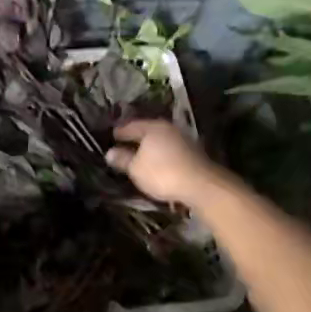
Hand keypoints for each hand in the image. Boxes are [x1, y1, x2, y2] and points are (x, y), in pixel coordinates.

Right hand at [105, 120, 225, 206]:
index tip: (111, 136)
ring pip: (161, 139)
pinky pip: (170, 148)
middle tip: (124, 143)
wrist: (201, 185)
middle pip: (148, 130)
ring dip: (150, 146)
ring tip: (140, 154)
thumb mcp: (135, 169)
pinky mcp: (193, 151)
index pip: (130, 126)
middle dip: (136, 137)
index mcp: (152, 127)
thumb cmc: (162, 173)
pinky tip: (158, 161)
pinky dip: (161, 153)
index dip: (120, 132)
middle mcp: (168, 128)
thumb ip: (122, 159)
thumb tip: (110, 152)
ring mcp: (183, 138)